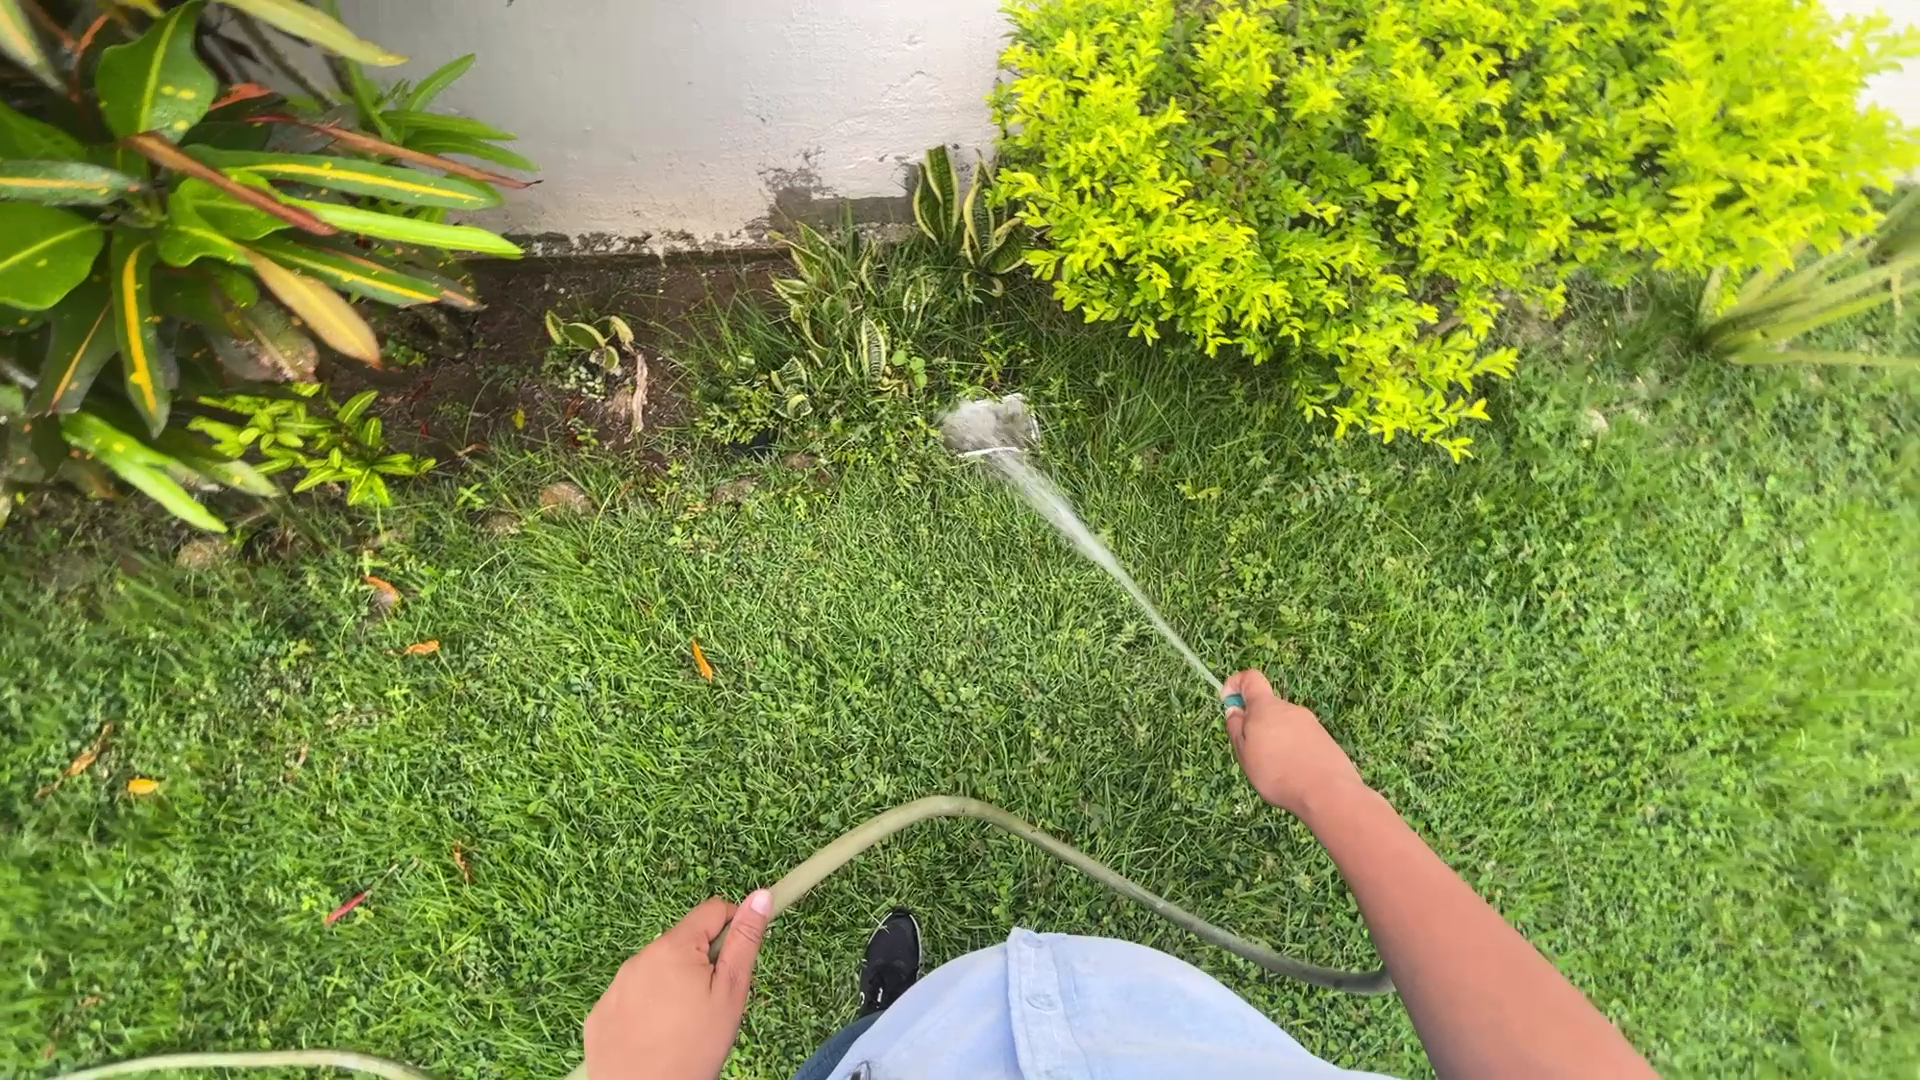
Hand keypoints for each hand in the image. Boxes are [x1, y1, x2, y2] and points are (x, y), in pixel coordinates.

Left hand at [584, 890, 773, 1079]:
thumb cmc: (696, 1048)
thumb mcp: (731, 993)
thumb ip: (744, 940)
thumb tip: (760, 894)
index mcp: (673, 947)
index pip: (712, 911)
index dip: (731, 930)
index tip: (734, 964)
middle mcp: (639, 958)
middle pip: (684, 942)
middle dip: (701, 962)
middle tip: (710, 1003)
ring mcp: (614, 987)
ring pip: (658, 969)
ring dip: (674, 983)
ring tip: (682, 1025)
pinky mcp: (598, 1015)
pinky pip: (632, 996)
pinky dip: (646, 1007)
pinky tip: (653, 1037)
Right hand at [1223, 669, 1367, 817]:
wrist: (1329, 793)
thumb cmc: (1277, 772)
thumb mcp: (1244, 753)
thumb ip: (1236, 727)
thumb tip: (1234, 710)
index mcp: (1266, 706)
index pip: (1251, 678)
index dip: (1236, 684)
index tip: (1229, 704)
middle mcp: (1290, 709)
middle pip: (1267, 707)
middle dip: (1256, 724)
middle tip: (1254, 753)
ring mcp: (1311, 724)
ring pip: (1284, 725)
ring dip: (1275, 740)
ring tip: (1276, 769)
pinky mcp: (1325, 740)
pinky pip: (1301, 739)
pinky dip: (1293, 751)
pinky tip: (1295, 773)